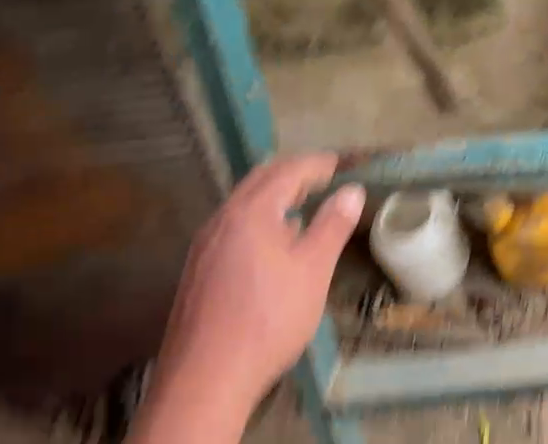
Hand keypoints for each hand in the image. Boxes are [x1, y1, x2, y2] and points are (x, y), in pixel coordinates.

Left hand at [132, 155, 364, 442]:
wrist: (203, 384)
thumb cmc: (267, 319)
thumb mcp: (313, 270)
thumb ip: (333, 225)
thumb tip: (351, 191)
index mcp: (250, 213)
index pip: (288, 171)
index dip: (317, 164)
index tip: (340, 164)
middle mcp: (221, 222)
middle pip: (259, 181)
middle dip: (292, 173)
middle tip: (323, 177)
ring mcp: (203, 249)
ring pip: (241, 205)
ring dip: (273, 197)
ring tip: (302, 208)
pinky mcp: (197, 274)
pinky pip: (231, 228)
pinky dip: (258, 220)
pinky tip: (272, 246)